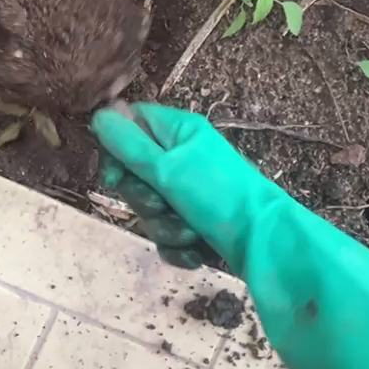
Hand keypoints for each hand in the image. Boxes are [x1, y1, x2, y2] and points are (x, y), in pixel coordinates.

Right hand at [92, 102, 282, 272]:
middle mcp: (183, 157)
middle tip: (162, 204)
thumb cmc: (219, 197)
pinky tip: (195, 251)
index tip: (116, 176)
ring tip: (189, 233)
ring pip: (150, 208)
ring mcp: (191, 193)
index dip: (116, 150)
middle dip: (144, 198)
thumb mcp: (167, 169)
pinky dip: (177, 246)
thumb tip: (98, 116)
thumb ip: (127, 146)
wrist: (271, 248)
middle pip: (135, 172)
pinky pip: (166, 233)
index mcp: (178, 131)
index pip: (131, 125)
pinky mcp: (197, 224)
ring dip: (163, 226)